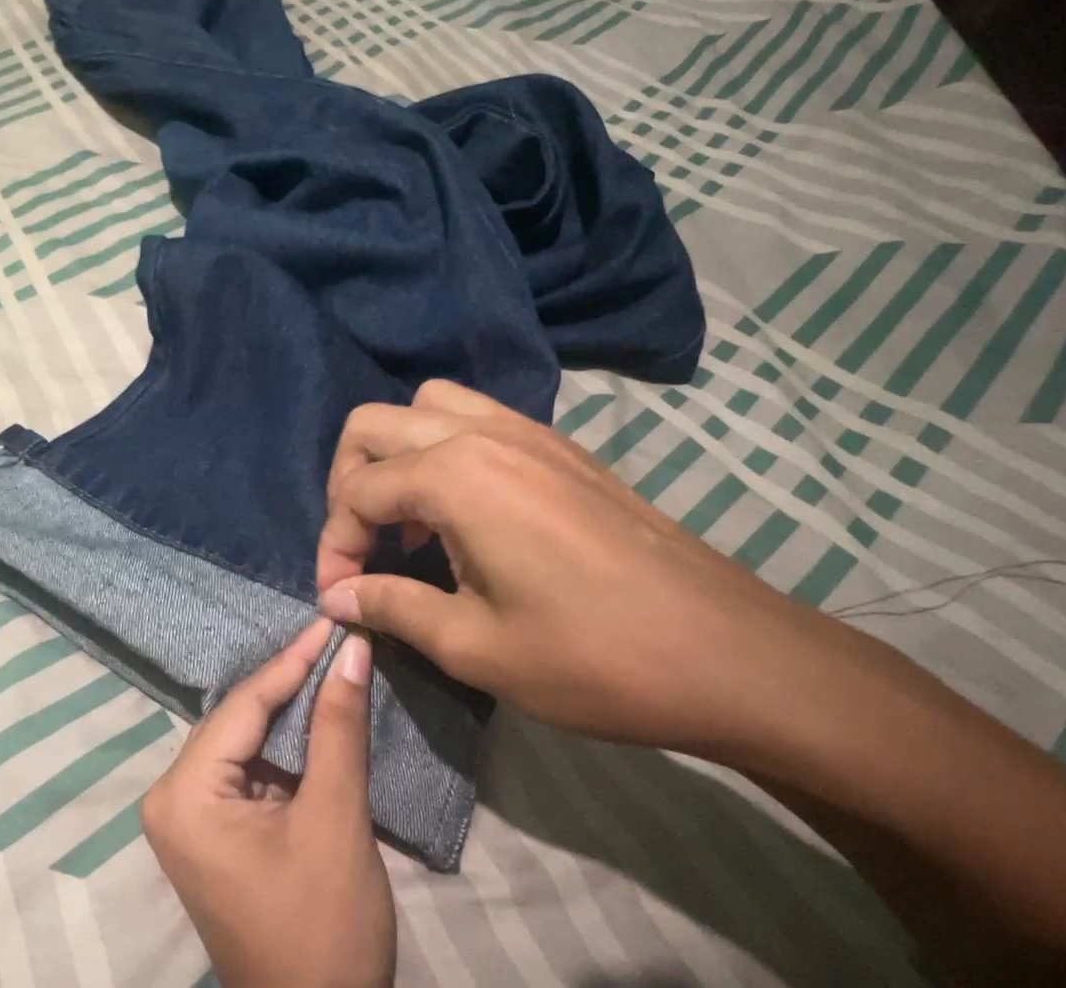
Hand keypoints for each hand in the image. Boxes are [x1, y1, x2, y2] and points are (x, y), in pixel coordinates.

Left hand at [142, 619, 394, 987]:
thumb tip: (350, 651)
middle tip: (337, 645)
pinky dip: (284, 755)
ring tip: (334, 671)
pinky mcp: (210, 838)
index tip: (331, 622)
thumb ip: (337, 729)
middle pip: (238, 723)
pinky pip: (246, 776)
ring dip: (290, 718)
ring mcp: (187, 822)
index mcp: (184, 795)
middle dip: (290, 686)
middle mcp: (171, 800)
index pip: (242, 707)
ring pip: (244, 747)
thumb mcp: (335, 819)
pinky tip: (318, 725)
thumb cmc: (325, 926)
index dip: (292, 662)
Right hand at [313, 380, 882, 764]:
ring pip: (427, 407)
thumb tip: (335, 597)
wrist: (730, 654)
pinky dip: (443, 452)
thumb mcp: (474, 646)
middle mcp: (483, 434)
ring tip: (407, 526)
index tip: (340, 598)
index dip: (334, 546)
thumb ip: (391, 607)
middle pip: (375, 426)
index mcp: (455, 476)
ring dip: (396, 457)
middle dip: (348, 484)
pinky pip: (476, 420)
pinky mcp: (562, 449)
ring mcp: (529, 433)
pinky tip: (460, 517)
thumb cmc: (592, 657)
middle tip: (361, 550)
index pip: (356, 492)